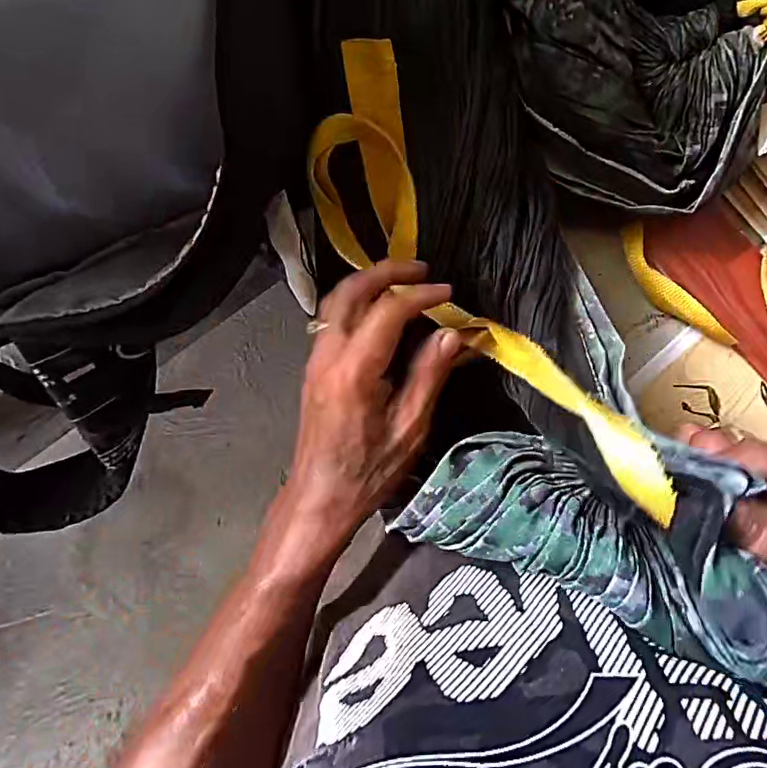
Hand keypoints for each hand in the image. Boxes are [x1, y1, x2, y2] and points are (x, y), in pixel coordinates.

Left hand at [265, 261, 464, 570]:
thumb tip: (452, 335)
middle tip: (421, 269)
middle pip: (351, 291)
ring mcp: (315, 359)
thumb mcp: (410, 428)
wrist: (318, 498)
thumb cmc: (368, 472)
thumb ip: (429, 375)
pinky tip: (381, 311)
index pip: (388, 311)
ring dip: (368, 283)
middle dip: (386, 272)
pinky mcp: (314, 368)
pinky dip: (357, 301)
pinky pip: (332, 318)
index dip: (421, 296)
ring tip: (403, 281)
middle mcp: (328, 355)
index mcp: (355, 370)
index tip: (449, 295)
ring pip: (336, 301)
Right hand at [678, 425, 766, 668]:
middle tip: (667, 467)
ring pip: (727, 456)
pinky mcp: (750, 490)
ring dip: (695, 465)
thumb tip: (727, 503)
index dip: (727, 461)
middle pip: (744, 451)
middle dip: (703, 458)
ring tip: (666, 472)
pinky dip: (695, 475)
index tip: (689, 469)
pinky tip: (674, 478)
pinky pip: (719, 472)